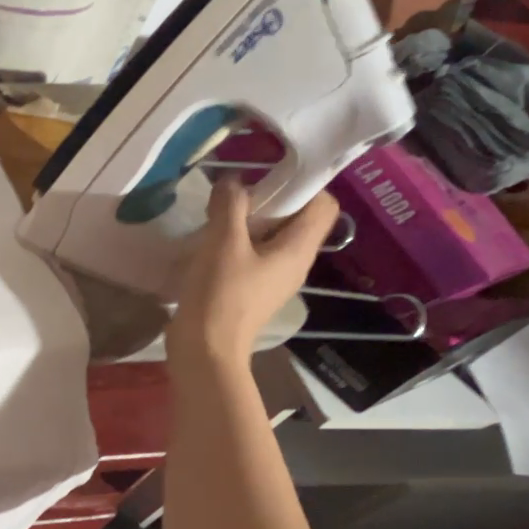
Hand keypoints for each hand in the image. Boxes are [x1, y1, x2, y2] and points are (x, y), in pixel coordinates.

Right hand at [168, 177, 339, 363]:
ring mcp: (275, 280)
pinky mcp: (253, 293)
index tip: (268, 180)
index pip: (323, 204)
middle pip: (297, 221)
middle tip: (236, 200)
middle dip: (271, 204)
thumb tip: (232, 181)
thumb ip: (230, 207)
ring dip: (251, 226)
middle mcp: (296, 263)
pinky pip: (256, 259)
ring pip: (274, 240)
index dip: (303, 186)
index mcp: (299, 249)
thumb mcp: (222, 243)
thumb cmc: (220, 294)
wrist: (205, 348)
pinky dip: (239, 247)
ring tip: (218, 223)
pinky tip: (211, 250)